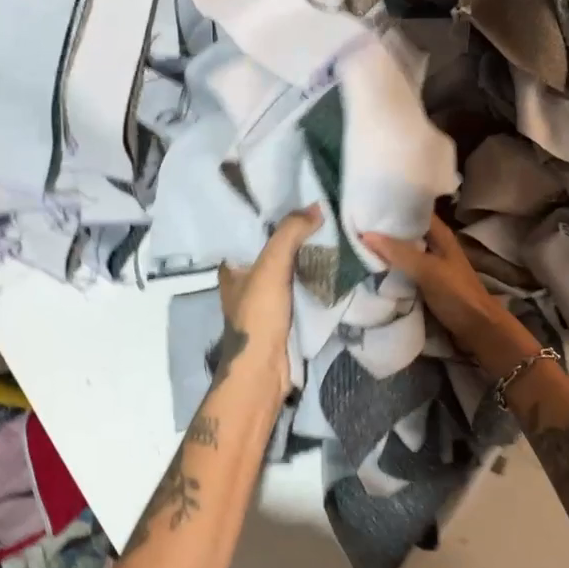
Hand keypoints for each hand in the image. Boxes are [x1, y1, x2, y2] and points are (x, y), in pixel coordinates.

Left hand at [217, 205, 320, 373]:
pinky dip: (315, 275)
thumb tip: (317, 206)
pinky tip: (335, 262)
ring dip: (309, 254)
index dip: (275, 213)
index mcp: (232, 265)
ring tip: (335, 231)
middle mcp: (246, 278)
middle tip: (326, 211)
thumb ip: (290, 233)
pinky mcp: (284, 313)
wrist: (264, 370)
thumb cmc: (258, 315)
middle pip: (275, 247)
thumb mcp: (271, 266)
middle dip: (298, 233)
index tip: (302, 196)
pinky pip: (301, 285)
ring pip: (290, 267)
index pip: (253, 229)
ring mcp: (266, 298)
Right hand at [362, 216, 532, 370]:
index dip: (392, 205)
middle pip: (405, 232)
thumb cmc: (457, 293)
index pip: (413, 210)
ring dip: (384, 251)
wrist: (477, 329)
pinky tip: (369, 268)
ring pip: (402, 252)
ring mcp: (429, 264)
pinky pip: (402, 270)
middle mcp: (433, 244)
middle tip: (353, 224)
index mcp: (439, 233)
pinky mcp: (423, 283)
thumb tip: (365, 234)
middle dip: (383, 230)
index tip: (365, 202)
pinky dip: (388, 269)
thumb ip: (399, 253)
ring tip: (354, 243)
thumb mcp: (427, 270)